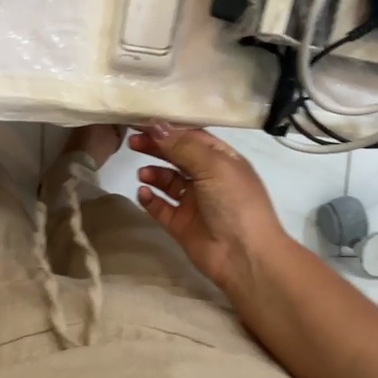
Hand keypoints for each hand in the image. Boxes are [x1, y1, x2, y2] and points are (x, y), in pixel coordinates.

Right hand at [131, 123, 292, 292]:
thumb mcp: (213, 166)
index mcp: (222, 160)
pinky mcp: (181, 224)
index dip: (168, 129)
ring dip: (154, 173)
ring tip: (142, 173)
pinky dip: (151, 199)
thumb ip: (182, 146)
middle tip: (132, 142)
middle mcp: (208, 178)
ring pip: (168, 181)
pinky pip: (161, 207)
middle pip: (177, 156)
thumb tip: (155, 124)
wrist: (245, 256)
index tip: (141, 121)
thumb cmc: (235, 203)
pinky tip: (144, 193)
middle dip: (156, 147)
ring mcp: (194, 202)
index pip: (192, 137)